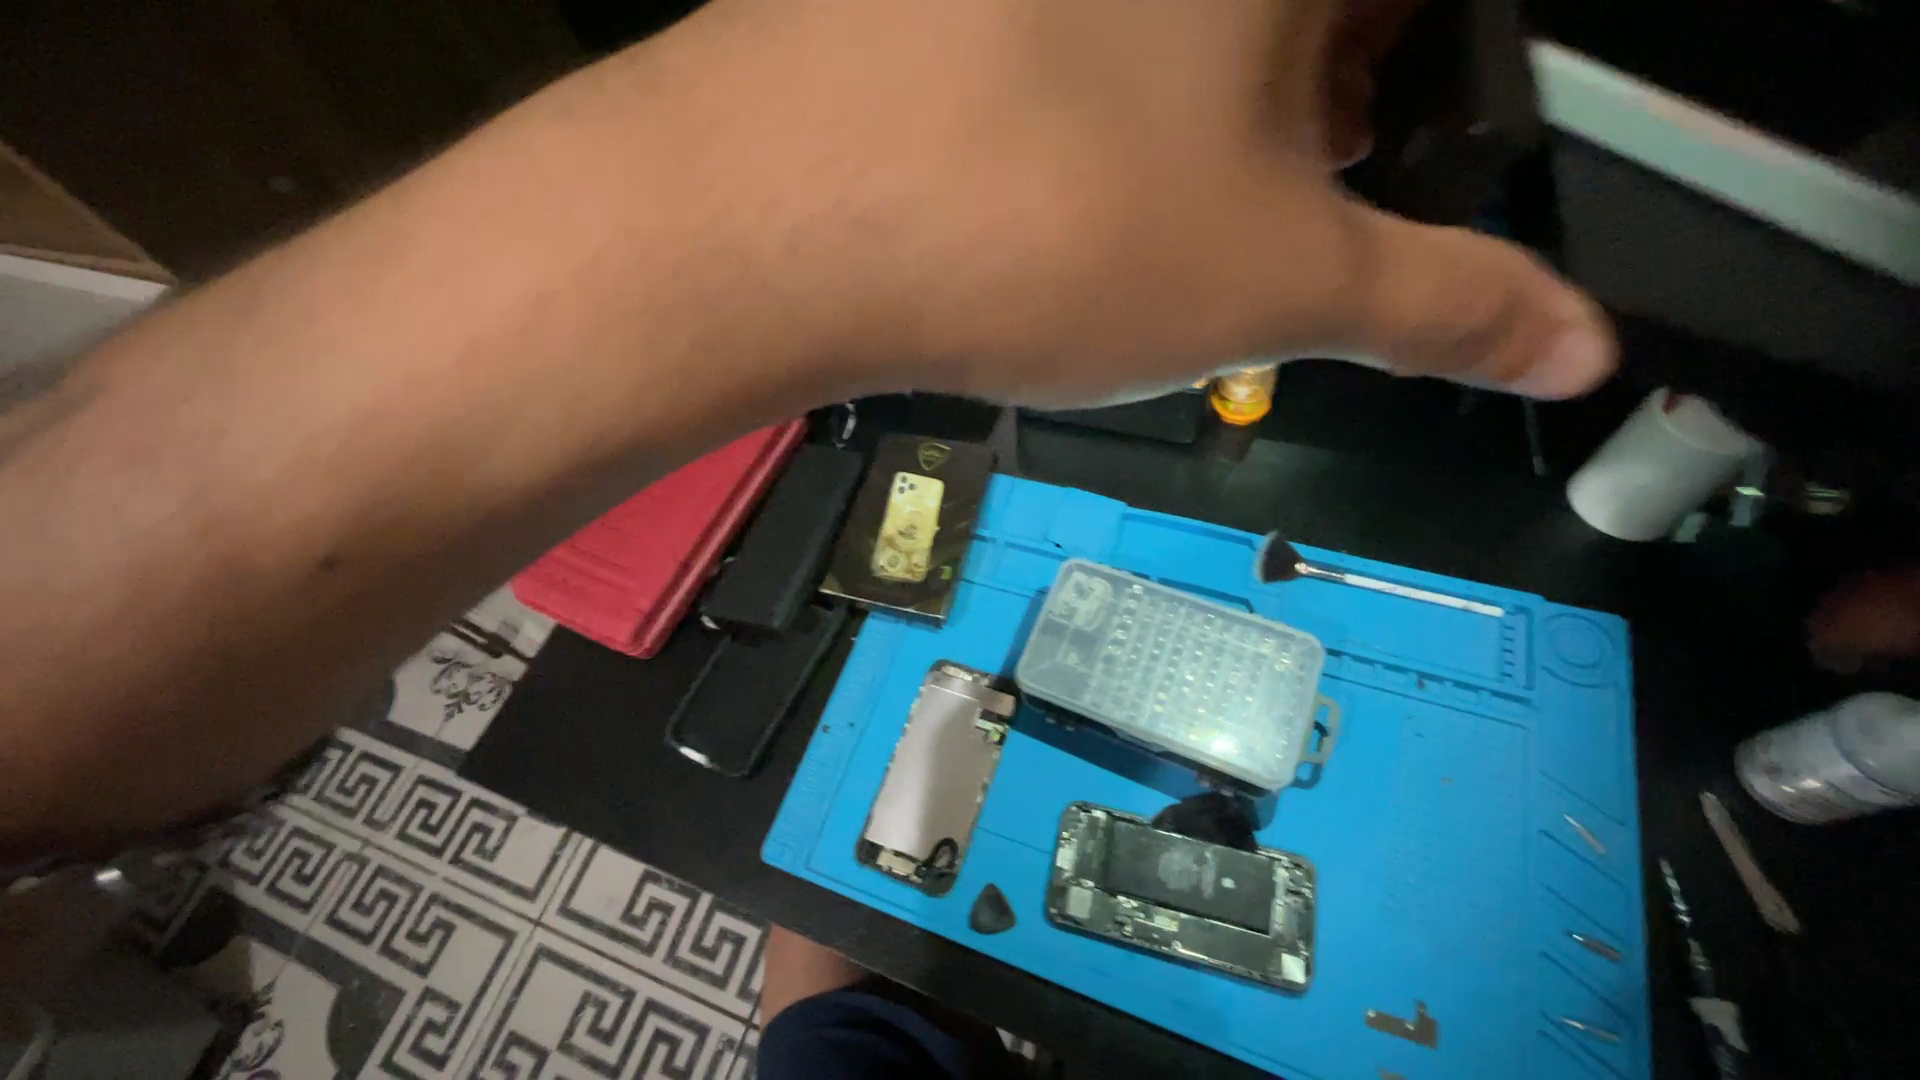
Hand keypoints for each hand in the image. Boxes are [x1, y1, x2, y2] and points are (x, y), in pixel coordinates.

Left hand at [646, 0, 1614, 405]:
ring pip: (1196, 31)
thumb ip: (1441, 305)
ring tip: (1192, 204)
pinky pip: (1087, 37)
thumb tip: (1578, 344)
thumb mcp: (1275, 282)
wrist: (786, 219)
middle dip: (1341, 90)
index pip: (1436, 19)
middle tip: (1318, 190)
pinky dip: (1119, 92)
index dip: (1456, 77)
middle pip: (1312, 19)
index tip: (1430, 153)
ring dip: (1227, 99)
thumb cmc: (1059, 231)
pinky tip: (1082, 173)